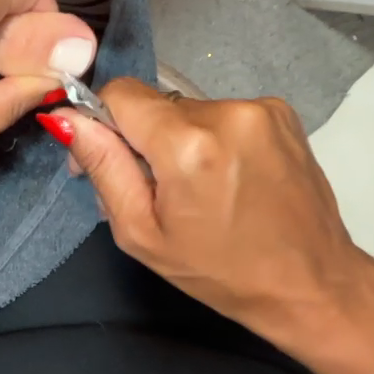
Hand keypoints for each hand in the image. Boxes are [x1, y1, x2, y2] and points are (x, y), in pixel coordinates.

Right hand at [46, 79, 373, 344]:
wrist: (307, 280)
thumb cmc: (215, 270)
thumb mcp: (140, 232)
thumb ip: (103, 167)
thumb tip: (66, 119)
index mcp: (188, 145)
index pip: (121, 93)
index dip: (100, 120)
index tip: (100, 159)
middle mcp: (227, 111)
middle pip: (153, 105)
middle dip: (137, 140)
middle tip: (146, 192)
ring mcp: (261, 108)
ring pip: (185, 111)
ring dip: (173, 142)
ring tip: (190, 192)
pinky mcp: (281, 113)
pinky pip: (218, 115)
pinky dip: (205, 141)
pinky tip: (218, 181)